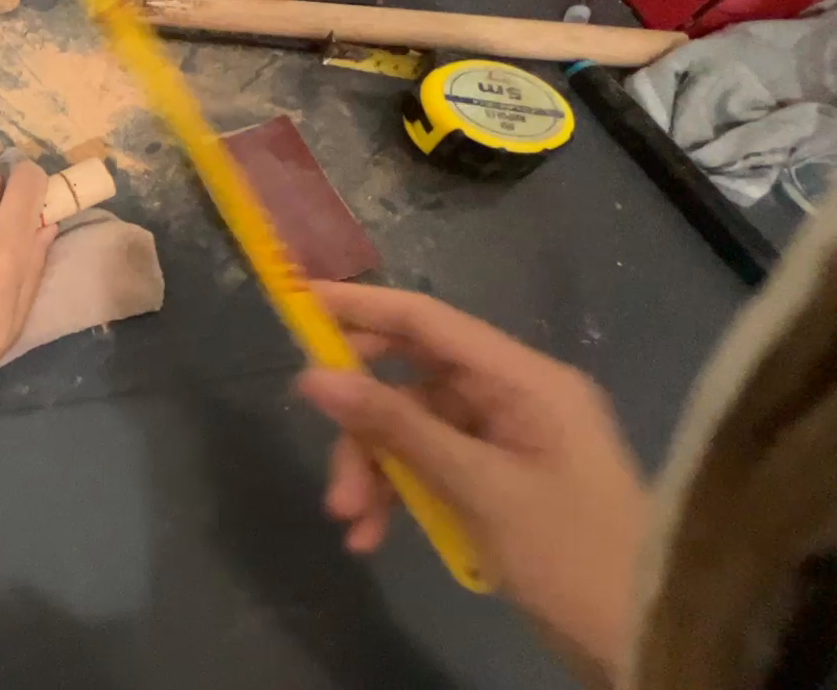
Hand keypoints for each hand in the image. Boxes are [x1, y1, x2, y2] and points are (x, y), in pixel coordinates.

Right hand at [293, 282, 647, 682]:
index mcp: (523, 381)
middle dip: (357, 413)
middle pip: (403, 375)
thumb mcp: (478, 489)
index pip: (424, 320)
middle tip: (313, 424)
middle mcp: (508, 396)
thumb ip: (393, 426)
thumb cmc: (578, 559)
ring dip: (369, 467)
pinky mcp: (488, 474)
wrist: (660, 654)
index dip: (357, 305)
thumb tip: (309, 377)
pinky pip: (419, 463)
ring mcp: (498, 436)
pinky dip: (391, 493)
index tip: (294, 299)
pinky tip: (368, 534)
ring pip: (402, 426)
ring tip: (347, 516)